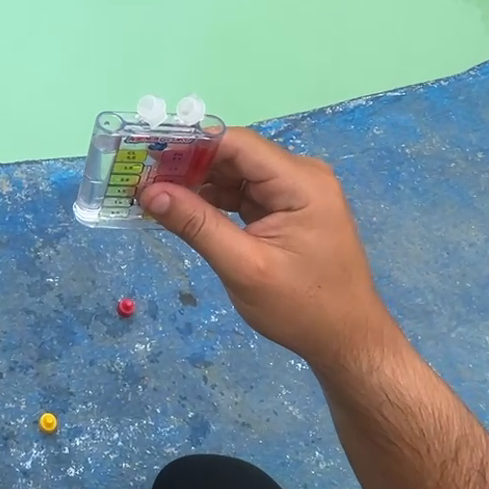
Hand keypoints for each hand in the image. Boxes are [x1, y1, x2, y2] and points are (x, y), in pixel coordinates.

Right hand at [141, 128, 400, 374]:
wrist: (348, 344)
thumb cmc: (303, 308)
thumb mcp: (243, 267)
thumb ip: (196, 224)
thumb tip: (148, 192)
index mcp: (300, 182)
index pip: (235, 144)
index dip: (187, 145)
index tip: (145, 155)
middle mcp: (300, 176)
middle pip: (232, 154)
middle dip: (186, 164)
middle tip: (140, 177)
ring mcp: (293, 191)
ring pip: (233, 171)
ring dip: (194, 181)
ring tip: (152, 192)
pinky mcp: (284, 207)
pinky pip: (240, 190)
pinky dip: (210, 197)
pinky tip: (180, 207)